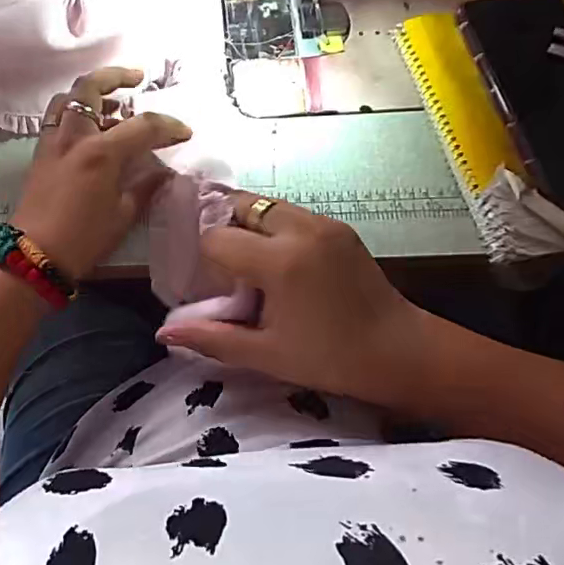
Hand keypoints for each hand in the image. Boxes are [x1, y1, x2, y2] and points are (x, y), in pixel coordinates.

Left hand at [11, 68, 190, 279]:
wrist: (34, 256)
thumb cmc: (84, 239)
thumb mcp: (124, 215)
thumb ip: (145, 186)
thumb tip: (164, 171)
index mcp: (100, 152)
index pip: (142, 125)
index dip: (168, 126)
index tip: (185, 133)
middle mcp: (74, 136)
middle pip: (91, 88)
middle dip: (116, 75)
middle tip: (137, 78)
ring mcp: (53, 142)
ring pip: (69, 98)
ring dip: (91, 92)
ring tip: (113, 104)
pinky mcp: (41, 153)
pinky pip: (57, 117)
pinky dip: (76, 111)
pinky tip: (90, 127)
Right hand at [153, 191, 427, 404]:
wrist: (400, 351)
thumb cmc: (331, 359)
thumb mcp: (267, 355)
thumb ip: (212, 339)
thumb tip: (163, 333)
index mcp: (281, 261)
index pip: (217, 237)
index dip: (204, 259)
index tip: (210, 286)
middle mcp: (301, 229)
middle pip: (239, 205)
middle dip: (223, 230)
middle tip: (223, 268)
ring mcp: (324, 224)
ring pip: (267, 205)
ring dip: (248, 226)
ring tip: (250, 264)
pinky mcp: (340, 227)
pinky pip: (292, 214)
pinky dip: (274, 228)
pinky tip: (279, 264)